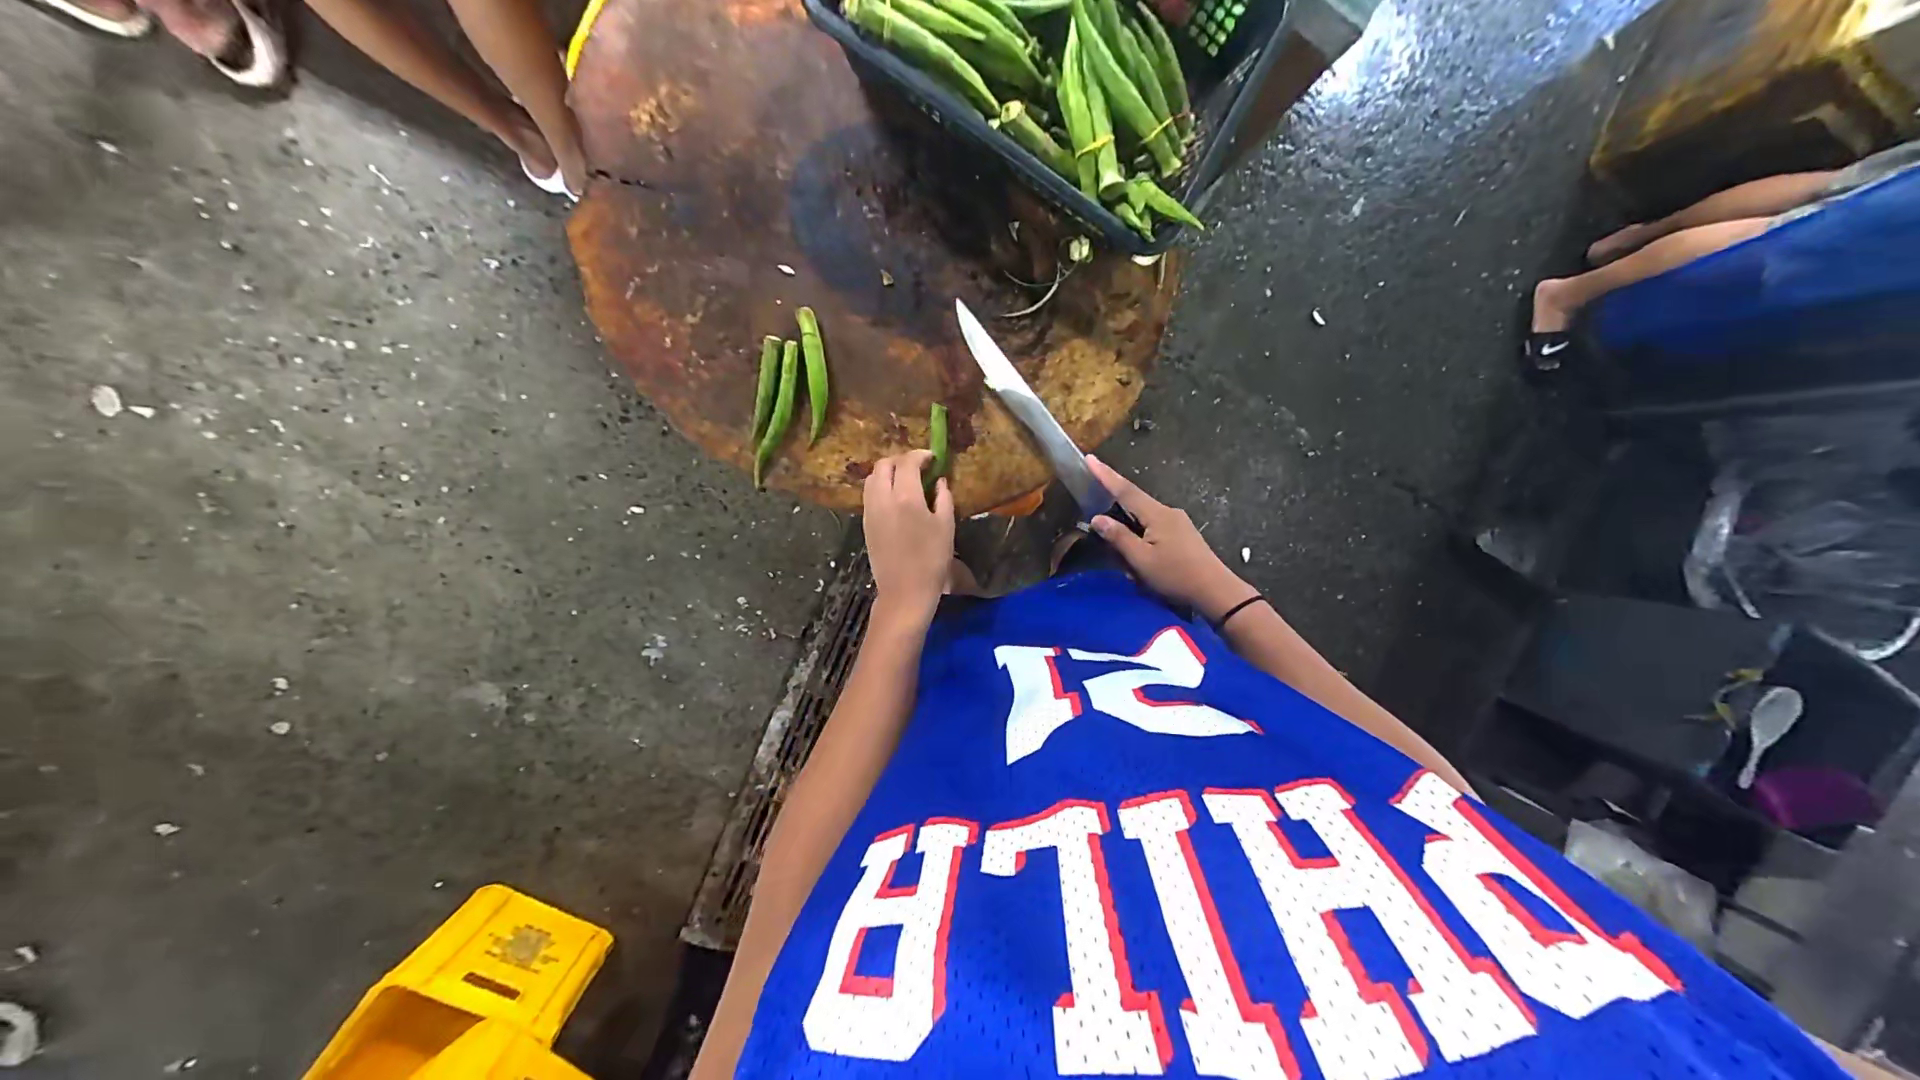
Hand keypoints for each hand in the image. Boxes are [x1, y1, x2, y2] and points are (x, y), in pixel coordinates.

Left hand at [863, 451, 954, 621]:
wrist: (905, 591)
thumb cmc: (932, 560)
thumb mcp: (946, 526)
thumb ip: (943, 498)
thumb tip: (938, 481)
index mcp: (905, 496)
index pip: (907, 462)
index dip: (920, 455)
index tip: (932, 458)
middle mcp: (882, 498)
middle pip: (884, 464)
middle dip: (901, 460)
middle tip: (918, 467)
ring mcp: (870, 511)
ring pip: (872, 478)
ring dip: (887, 471)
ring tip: (905, 479)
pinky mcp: (865, 523)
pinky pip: (869, 494)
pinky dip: (880, 486)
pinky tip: (895, 496)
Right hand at [1086, 455, 1257, 619]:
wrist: (1216, 591)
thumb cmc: (1176, 576)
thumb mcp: (1141, 560)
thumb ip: (1118, 538)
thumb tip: (1097, 519)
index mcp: (1157, 514)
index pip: (1125, 490)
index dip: (1105, 475)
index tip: (1090, 459)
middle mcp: (1168, 512)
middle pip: (1135, 499)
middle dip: (1114, 494)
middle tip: (1092, 487)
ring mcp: (1178, 523)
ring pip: (1145, 514)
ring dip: (1127, 515)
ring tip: (1110, 523)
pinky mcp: (1182, 535)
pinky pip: (1153, 523)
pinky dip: (1138, 526)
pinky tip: (1134, 540)